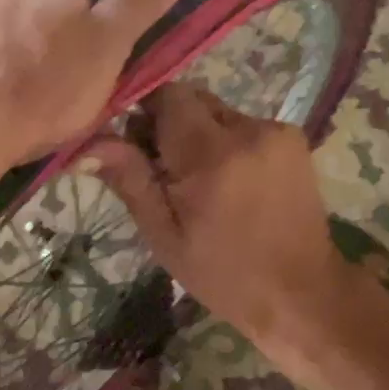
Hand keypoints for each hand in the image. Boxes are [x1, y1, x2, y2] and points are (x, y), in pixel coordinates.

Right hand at [85, 83, 355, 337]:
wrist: (302, 294)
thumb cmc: (223, 273)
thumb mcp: (164, 234)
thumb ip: (129, 179)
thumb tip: (86, 143)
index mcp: (210, 153)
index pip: (166, 94)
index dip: (144, 111)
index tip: (135, 144)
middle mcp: (247, 128)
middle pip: (192, 99)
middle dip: (170, 126)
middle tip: (165, 173)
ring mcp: (276, 131)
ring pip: (216, 111)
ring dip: (200, 135)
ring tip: (201, 184)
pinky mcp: (293, 137)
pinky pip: (243, 124)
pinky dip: (228, 143)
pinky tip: (232, 182)